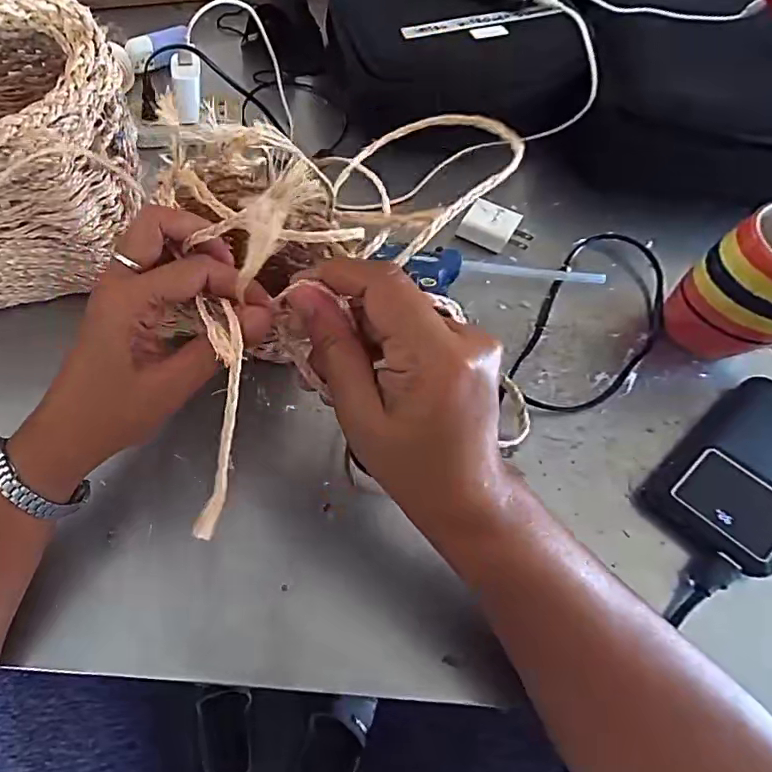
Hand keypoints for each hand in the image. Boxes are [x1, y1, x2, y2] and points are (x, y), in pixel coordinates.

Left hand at [8, 207, 271, 497]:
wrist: (67, 431)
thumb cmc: (112, 414)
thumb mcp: (170, 387)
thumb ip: (219, 347)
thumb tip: (263, 315)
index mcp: (126, 298)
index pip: (191, 268)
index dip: (231, 281)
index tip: (257, 306)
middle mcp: (117, 280)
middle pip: (155, 221)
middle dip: (199, 232)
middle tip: (230, 268)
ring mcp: (115, 285)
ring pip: (151, 236)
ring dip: (189, 244)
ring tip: (222, 278)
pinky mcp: (119, 298)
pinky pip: (151, 262)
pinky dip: (179, 264)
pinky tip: (204, 293)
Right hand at [284, 259, 511, 527]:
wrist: (469, 497)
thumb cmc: (411, 469)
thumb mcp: (359, 414)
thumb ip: (333, 348)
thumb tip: (306, 296)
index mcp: (437, 355)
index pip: (384, 283)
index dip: (336, 274)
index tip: (298, 287)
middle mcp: (465, 335)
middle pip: (391, 294)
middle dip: (344, 308)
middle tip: (311, 342)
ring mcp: (473, 338)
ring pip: (400, 307)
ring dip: (361, 327)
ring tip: (339, 369)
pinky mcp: (470, 344)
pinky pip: (415, 323)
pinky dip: (384, 338)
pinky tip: (369, 370)